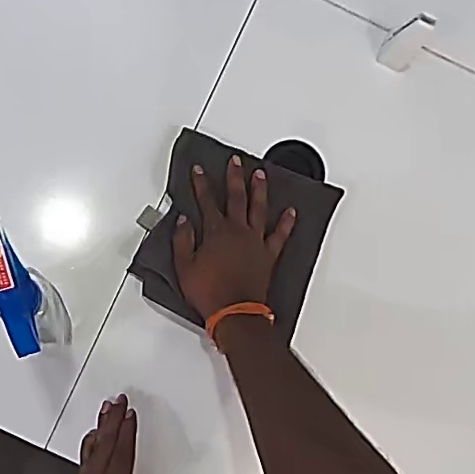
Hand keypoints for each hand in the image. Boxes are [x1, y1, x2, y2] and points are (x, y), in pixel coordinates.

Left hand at [50, 395, 167, 473]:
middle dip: (113, 419)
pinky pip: (85, 458)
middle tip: (118, 400)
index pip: (122, 452)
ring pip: (92, 448)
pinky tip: (92, 438)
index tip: (130, 413)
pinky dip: (91, 443)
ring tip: (105, 410)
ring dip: (100, 427)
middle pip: (105, 443)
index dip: (127, 430)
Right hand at [172, 154, 295, 321]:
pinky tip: (291, 212)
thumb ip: (183, 240)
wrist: (235, 312)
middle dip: (234, 177)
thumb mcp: (184, 266)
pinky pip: (280, 234)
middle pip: (236, 197)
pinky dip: (287, 222)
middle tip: (235, 161)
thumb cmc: (209, 292)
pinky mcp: (268, 255)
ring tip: (260, 174)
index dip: (202, 183)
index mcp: (216, 232)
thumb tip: (183, 222)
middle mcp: (238, 232)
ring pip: (259, 208)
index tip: (199, 170)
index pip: (207, 201)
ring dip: (259, 189)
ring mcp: (255, 242)